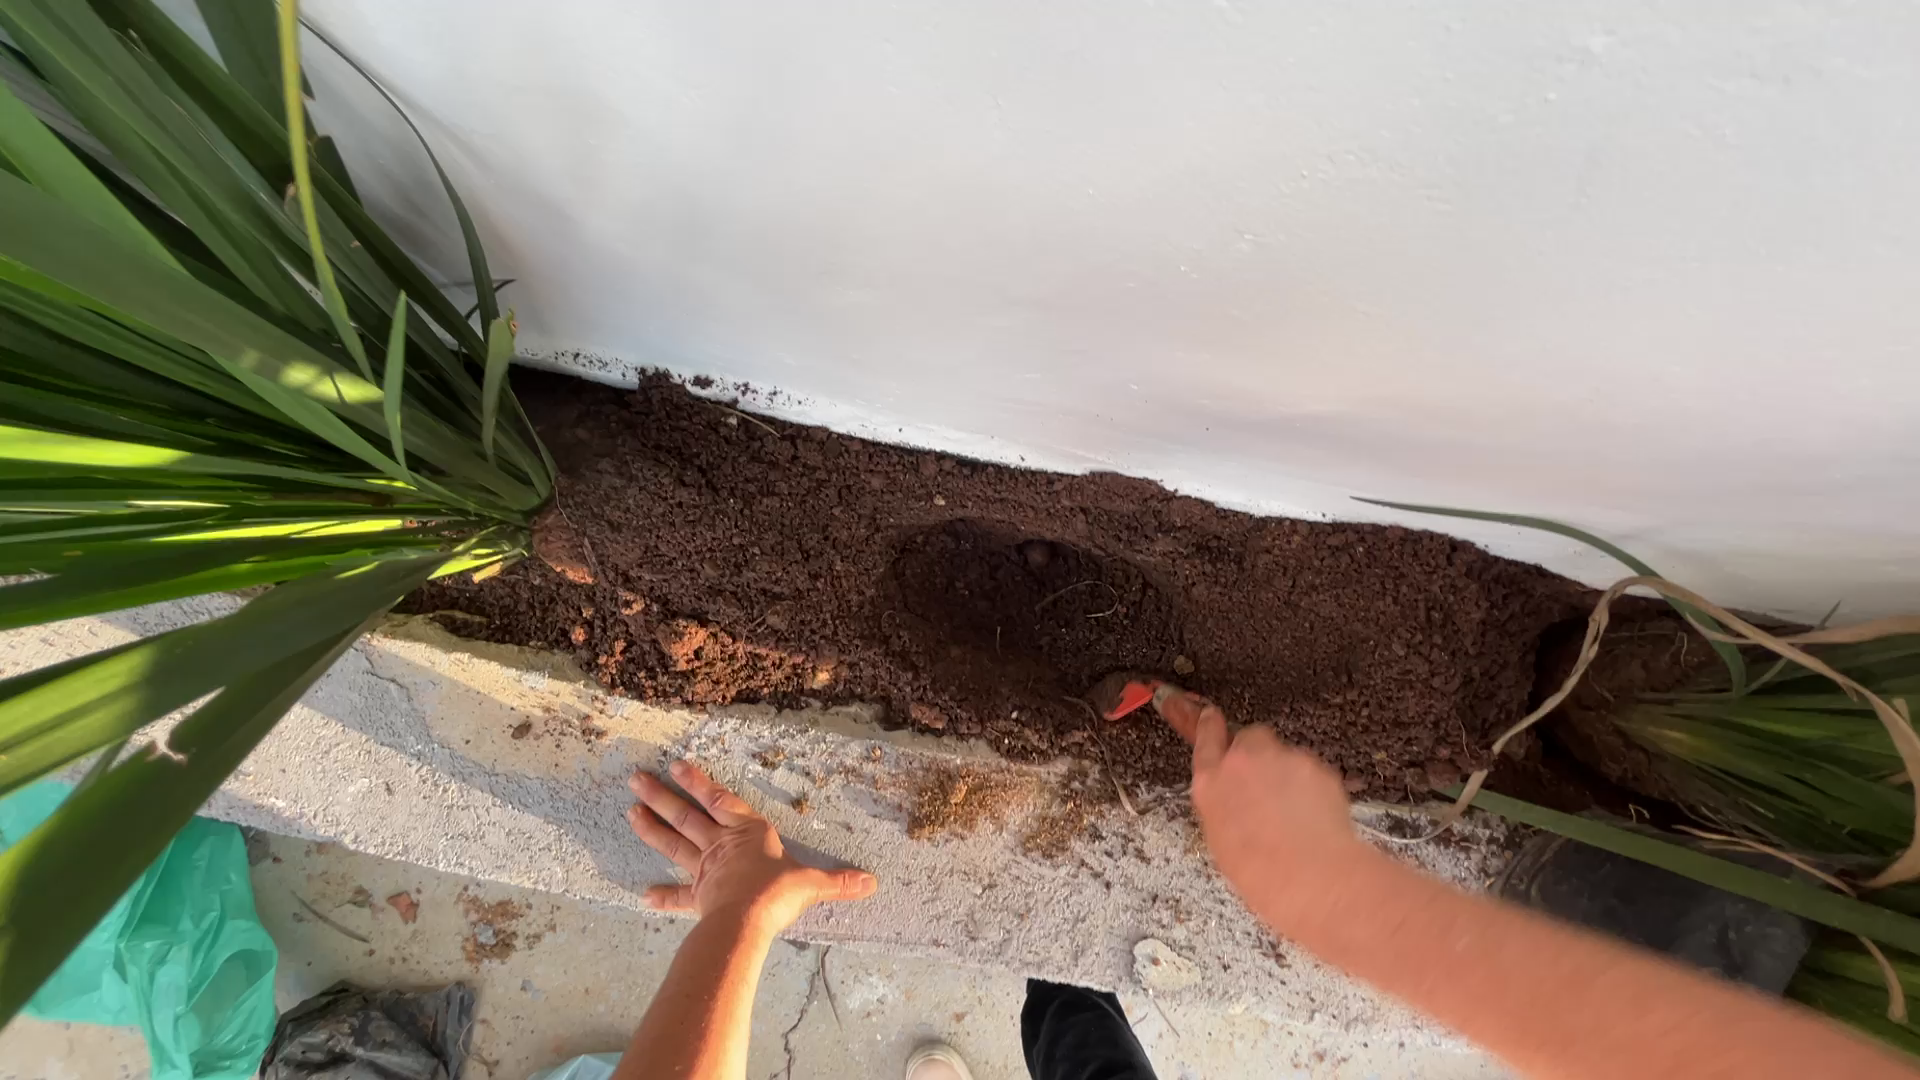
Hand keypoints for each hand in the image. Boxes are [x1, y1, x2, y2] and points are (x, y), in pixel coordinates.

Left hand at [627, 759, 877, 934]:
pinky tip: (643, 895)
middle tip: (636, 779)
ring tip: (630, 810)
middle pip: (687, 816)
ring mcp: (704, 870)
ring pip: (674, 843)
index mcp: (748, 832)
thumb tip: (872, 882)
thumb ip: (838, 881)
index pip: (720, 800)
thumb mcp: (811, 883)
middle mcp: (721, 845)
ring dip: (652, 827)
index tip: (677, 765)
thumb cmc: (777, 893)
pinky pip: (677, 896)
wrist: (747, 924)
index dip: (699, 782)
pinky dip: (662, 896)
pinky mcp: (696, 898)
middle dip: (662, 796)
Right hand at [1185, 698, 1366, 925]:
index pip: (1205, 737)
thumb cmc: (1264, 874)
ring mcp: (1279, 759)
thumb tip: (1232, 800)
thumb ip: (1221, 805)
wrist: (1313, 879)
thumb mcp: (1221, 840)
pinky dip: (1312, 785)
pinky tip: (1315, 815)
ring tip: (1295, 813)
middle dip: (1257, 753)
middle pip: (1249, 737)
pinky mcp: (1314, 766)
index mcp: (1210, 783)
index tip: (1209, 715)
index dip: (1208, 724)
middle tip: (1266, 783)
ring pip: (1283, 753)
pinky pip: (1311, 768)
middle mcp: (1240, 762)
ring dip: (1286, 772)